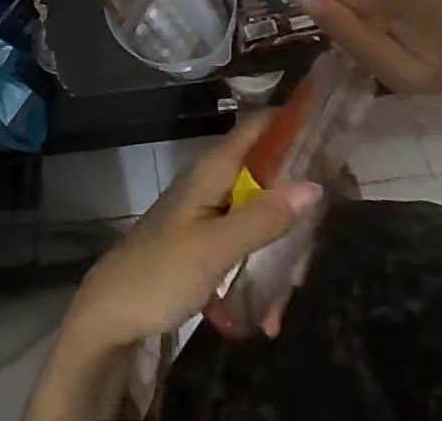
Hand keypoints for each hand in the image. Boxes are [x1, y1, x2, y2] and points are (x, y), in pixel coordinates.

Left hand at [60, 115, 322, 355]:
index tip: (334, 149)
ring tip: (290, 292)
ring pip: (264, 209)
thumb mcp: (216, 248)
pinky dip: (264, 263)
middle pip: (271, 170)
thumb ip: (264, 217)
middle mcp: (217, 180)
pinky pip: (249, 238)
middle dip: (300, 201)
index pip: (262, 125)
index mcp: (215, 168)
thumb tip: (315, 186)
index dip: (298, 126)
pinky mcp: (209, 238)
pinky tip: (270, 308)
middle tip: (320, 237)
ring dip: (284, 245)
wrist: (108, 316)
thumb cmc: (159, 272)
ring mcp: (213, 209)